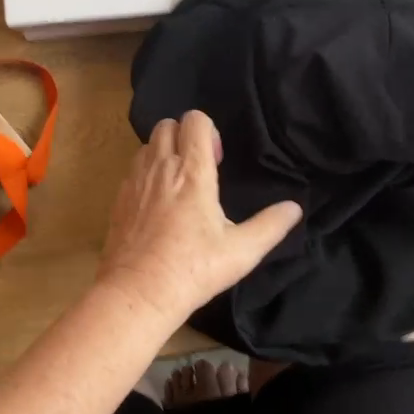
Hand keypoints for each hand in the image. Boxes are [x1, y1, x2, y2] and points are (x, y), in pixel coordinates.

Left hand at [97, 110, 302, 322]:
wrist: (138, 292)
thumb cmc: (193, 269)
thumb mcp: (241, 252)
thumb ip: (270, 226)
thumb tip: (294, 208)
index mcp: (192, 172)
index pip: (195, 121)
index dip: (209, 130)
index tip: (217, 160)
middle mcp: (160, 167)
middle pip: (167, 124)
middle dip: (184, 136)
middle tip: (198, 168)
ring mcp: (135, 180)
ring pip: (148, 144)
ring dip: (164, 152)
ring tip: (178, 185)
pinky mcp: (119, 196)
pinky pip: (133, 168)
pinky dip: (146, 172)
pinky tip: (157, 204)